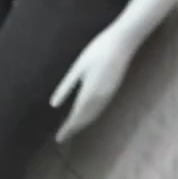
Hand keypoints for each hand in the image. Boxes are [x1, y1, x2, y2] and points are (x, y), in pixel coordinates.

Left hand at [50, 26, 138, 143]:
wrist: (124, 40)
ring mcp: (108, 95)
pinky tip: (86, 117)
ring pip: (93, 116)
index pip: (75, 117)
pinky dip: (90, 117)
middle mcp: (99, 99)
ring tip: (72, 130)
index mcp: (88, 94)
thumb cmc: (97, 51)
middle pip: (84, 120)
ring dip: (82, 125)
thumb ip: (66, 87)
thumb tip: (53, 105)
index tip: (58, 138)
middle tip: (62, 137)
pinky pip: (100, 110)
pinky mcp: (113, 90)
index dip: (67, 129)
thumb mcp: (77, 68)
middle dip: (73, 129)